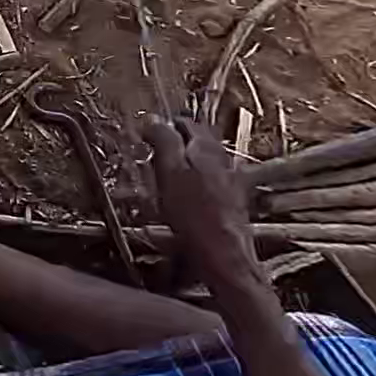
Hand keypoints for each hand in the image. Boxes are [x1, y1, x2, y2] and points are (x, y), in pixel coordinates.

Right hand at [143, 115, 260, 286]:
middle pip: (196, 141)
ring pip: (202, 161)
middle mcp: (223, 160)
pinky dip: (190, 180)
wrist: (224, 257)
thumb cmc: (192, 212)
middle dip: (174, 141)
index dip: (163, 124)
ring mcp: (230, 182)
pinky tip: (179, 195)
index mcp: (207, 149)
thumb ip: (163, 141)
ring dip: (182, 161)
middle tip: (150, 151)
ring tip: (160, 172)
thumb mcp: (169, 171)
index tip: (144, 133)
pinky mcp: (230, 203)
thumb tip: (153, 118)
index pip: (186, 123)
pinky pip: (206, 180)